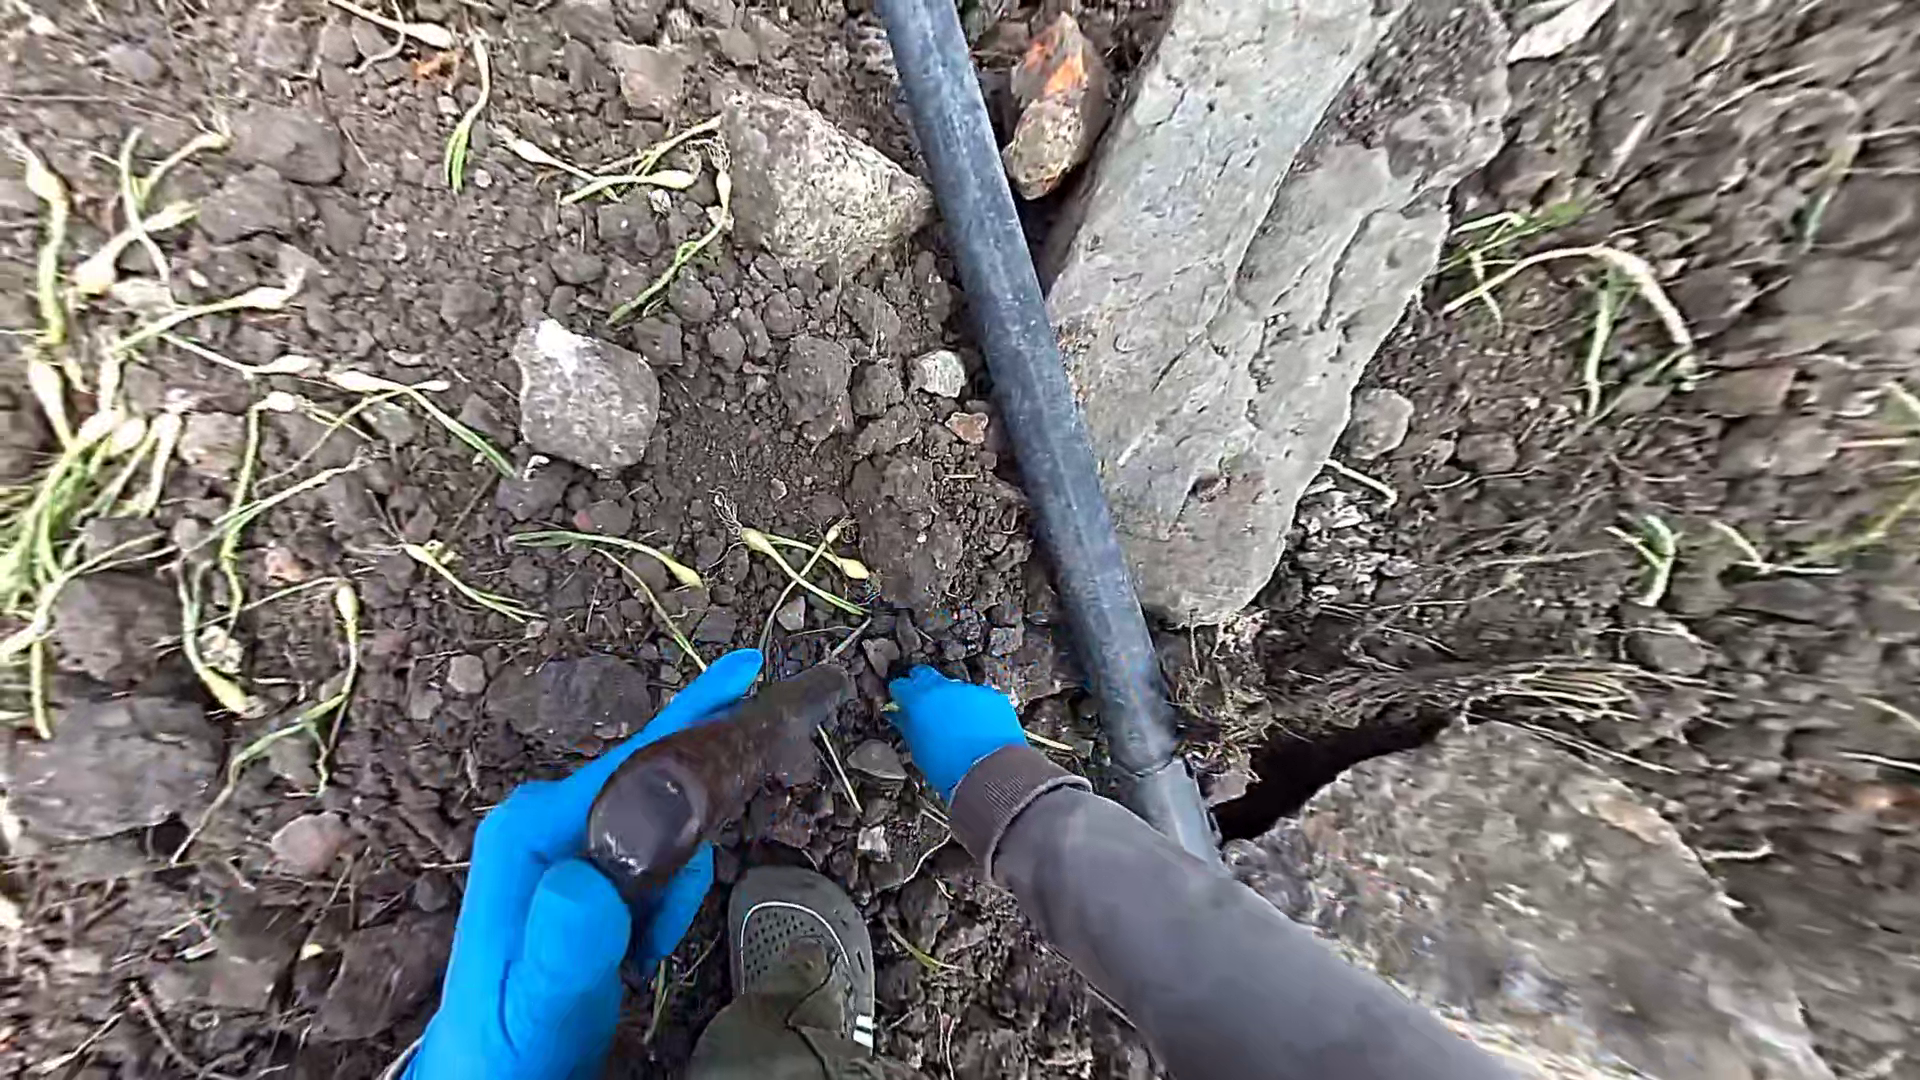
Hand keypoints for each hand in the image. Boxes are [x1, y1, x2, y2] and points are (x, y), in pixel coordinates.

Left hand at [408, 648, 764, 1079]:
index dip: (700, 710)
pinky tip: (642, 938)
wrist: (501, 1074)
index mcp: (536, 826)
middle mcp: (554, 817)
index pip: (637, 753)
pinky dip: (672, 888)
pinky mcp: (594, 861)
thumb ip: (563, 946)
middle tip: (687, 876)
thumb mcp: (539, 1004)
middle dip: (696, 816)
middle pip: (661, 777)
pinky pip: (664, 848)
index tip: (749, 668)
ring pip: (672, 818)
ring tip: (645, 942)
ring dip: (679, 875)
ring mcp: (575, 837)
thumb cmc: (512, 1045)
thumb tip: (586, 875)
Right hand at [887, 665, 1026, 800]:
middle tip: (923, 701)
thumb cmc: (950, 768)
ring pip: (953, 687)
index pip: (901, 685)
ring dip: (951, 698)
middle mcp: (943, 689)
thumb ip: (908, 726)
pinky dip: (974, 706)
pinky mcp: (990, 696)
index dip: (900, 692)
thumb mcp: (918, 749)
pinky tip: (975, 724)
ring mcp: (968, 690)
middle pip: (926, 675)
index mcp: (919, 701)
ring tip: (954, 722)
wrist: (989, 771)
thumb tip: (902, 716)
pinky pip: (977, 695)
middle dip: (922, 683)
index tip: (901, 698)